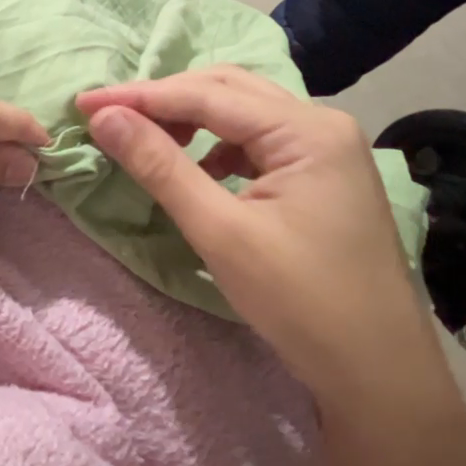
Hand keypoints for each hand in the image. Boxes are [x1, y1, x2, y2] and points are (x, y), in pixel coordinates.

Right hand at [77, 66, 425, 392]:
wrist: (381, 376)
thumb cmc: (301, 303)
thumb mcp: (219, 232)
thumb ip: (159, 165)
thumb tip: (103, 117)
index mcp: (307, 131)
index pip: (206, 94)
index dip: (139, 96)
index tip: (84, 102)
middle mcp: (322, 124)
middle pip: (227, 89)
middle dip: (164, 99)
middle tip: (109, 116)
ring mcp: (327, 149)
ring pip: (242, 110)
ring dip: (190, 117)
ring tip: (145, 138)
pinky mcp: (322, 175)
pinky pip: (257, 138)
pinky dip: (216, 143)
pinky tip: (198, 168)